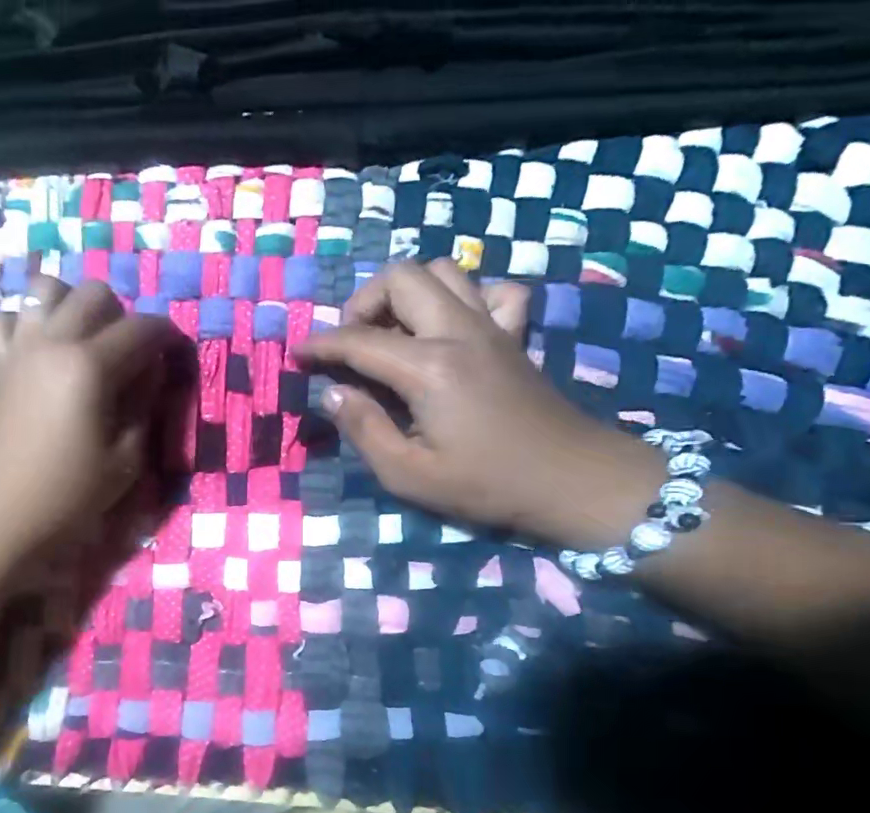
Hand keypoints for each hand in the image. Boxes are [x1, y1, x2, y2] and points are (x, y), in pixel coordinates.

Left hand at [0, 275, 182, 628]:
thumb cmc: (64, 497)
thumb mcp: (123, 462)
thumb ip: (142, 407)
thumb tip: (150, 371)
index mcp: (89, 366)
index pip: (142, 329)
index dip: (166, 336)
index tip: (175, 353)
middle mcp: (51, 342)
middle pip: (94, 294)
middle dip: (122, 315)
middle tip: (128, 355)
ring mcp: (17, 348)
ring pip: (45, 288)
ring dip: (72, 305)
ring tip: (84, 342)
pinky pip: (8, 316)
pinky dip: (29, 321)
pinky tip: (41, 352)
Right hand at [297, 259, 662, 548]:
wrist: (570, 480)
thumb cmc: (486, 485)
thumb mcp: (408, 475)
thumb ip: (364, 429)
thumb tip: (333, 393)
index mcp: (429, 368)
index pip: (359, 339)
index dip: (321, 344)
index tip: (299, 354)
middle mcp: (459, 331)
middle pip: (401, 277)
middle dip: (364, 302)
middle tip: (353, 344)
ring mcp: (492, 326)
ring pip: (444, 271)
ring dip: (408, 293)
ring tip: (393, 334)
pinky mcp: (515, 335)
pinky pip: (492, 291)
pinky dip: (465, 298)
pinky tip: (452, 330)